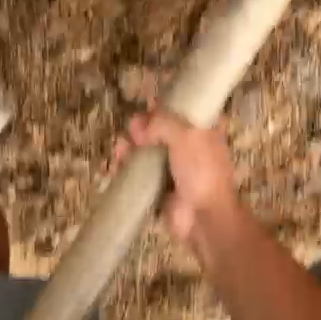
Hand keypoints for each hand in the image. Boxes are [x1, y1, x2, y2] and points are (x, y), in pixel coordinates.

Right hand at [115, 109, 241, 258]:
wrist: (204, 217)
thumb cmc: (201, 170)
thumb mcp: (186, 135)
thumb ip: (162, 122)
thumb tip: (140, 125)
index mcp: (203, 132)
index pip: (184, 110)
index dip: (165, 104)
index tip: (148, 102)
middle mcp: (189, 148)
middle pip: (159, 129)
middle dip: (142, 126)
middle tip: (134, 129)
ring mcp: (173, 169)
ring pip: (146, 150)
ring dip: (130, 146)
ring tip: (121, 148)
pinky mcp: (158, 187)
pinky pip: (138, 172)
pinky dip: (126, 166)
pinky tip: (117, 163)